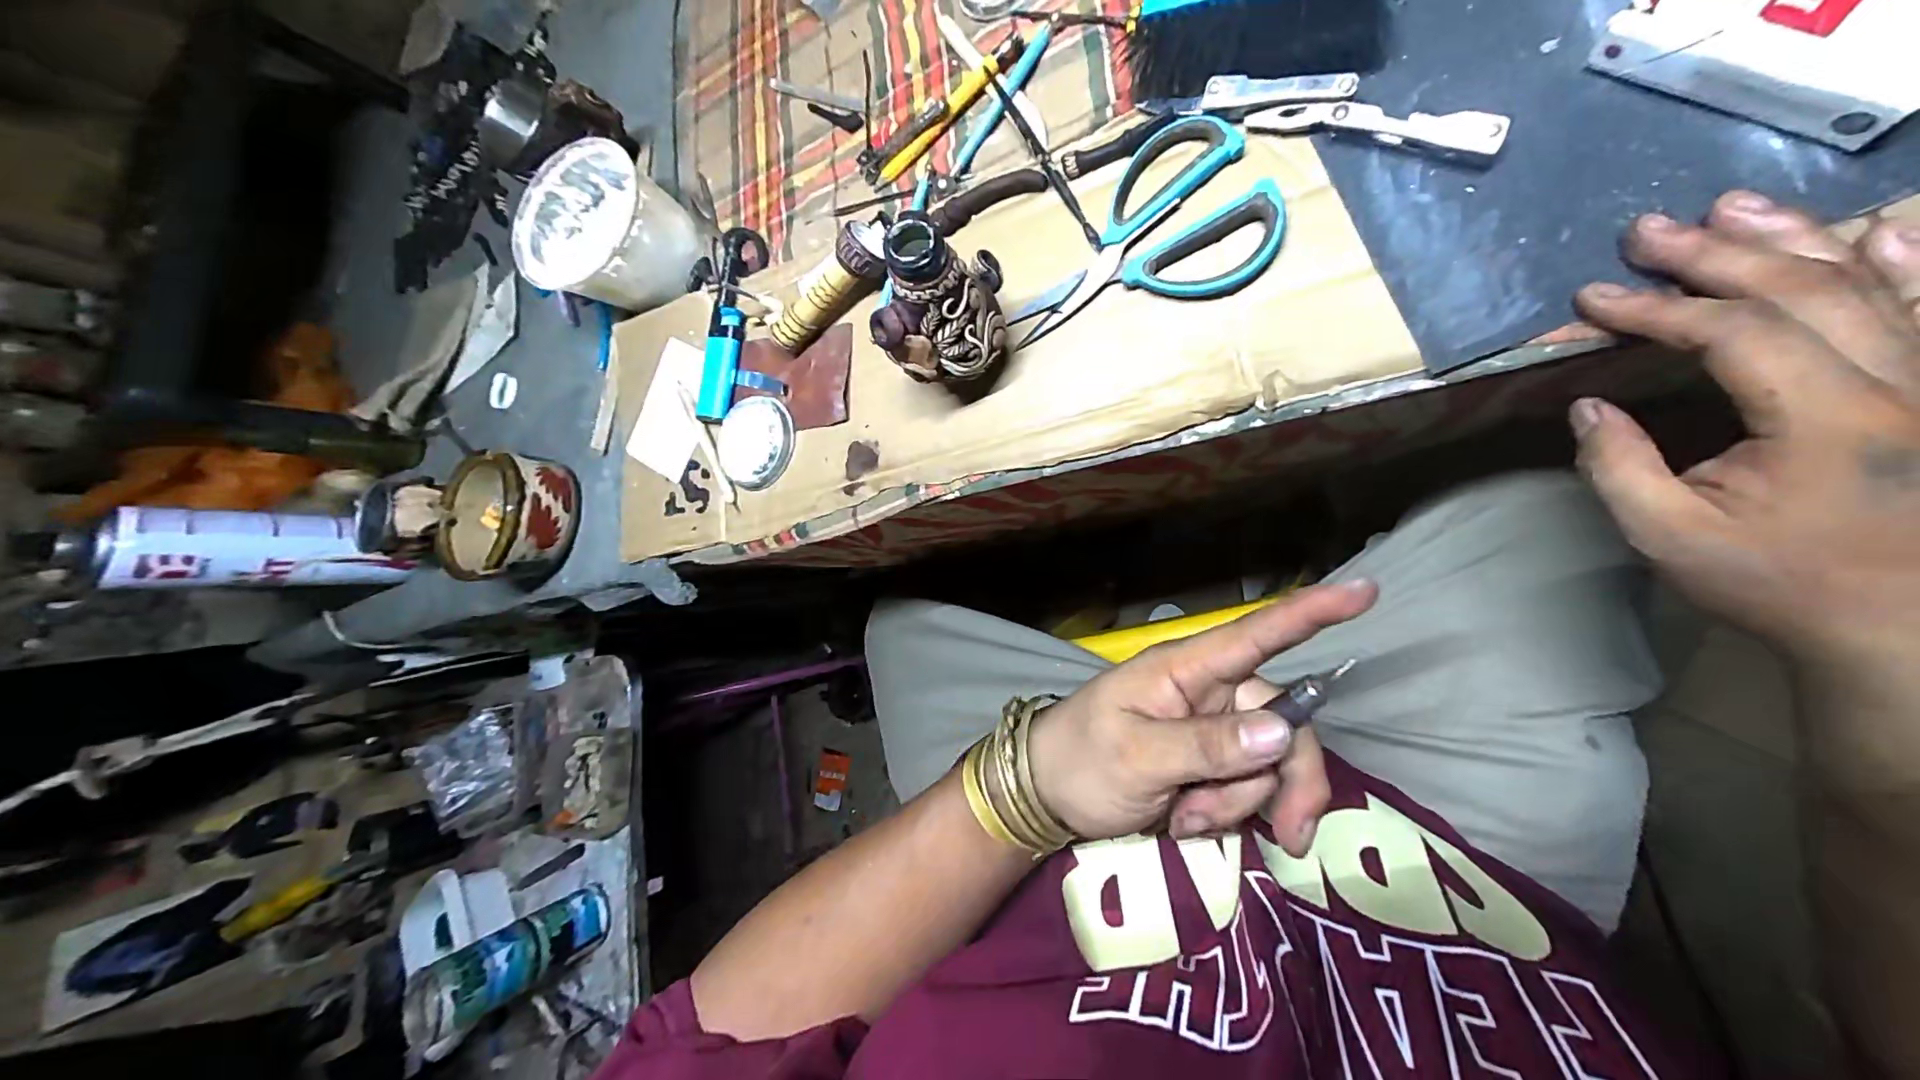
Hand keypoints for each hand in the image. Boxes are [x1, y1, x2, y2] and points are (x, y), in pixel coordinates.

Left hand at [1025, 582, 1375, 855]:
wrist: (1046, 794)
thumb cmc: (1080, 759)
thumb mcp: (1135, 755)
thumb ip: (1207, 745)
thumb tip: (1283, 730)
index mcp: (1184, 670)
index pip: (1253, 635)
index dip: (1309, 613)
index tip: (1363, 591)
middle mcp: (1207, 692)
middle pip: (1283, 724)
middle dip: (1285, 780)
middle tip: (1282, 835)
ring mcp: (1210, 729)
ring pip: (1268, 765)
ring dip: (1237, 804)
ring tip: (1182, 818)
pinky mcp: (1208, 763)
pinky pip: (1247, 787)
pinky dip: (1225, 813)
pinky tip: (1183, 821)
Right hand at [1570, 192, 1919, 669]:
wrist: (1904, 625)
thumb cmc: (1776, 583)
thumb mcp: (1668, 538)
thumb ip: (1620, 468)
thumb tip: (1589, 405)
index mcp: (1825, 421)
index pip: (1735, 334)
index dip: (1658, 308)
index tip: (1592, 298)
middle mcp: (1899, 383)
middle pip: (1804, 289)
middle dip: (1715, 255)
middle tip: (1647, 230)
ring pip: (1871, 282)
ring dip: (1793, 240)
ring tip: (1731, 208)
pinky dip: (1903, 260)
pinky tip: (1874, 229)